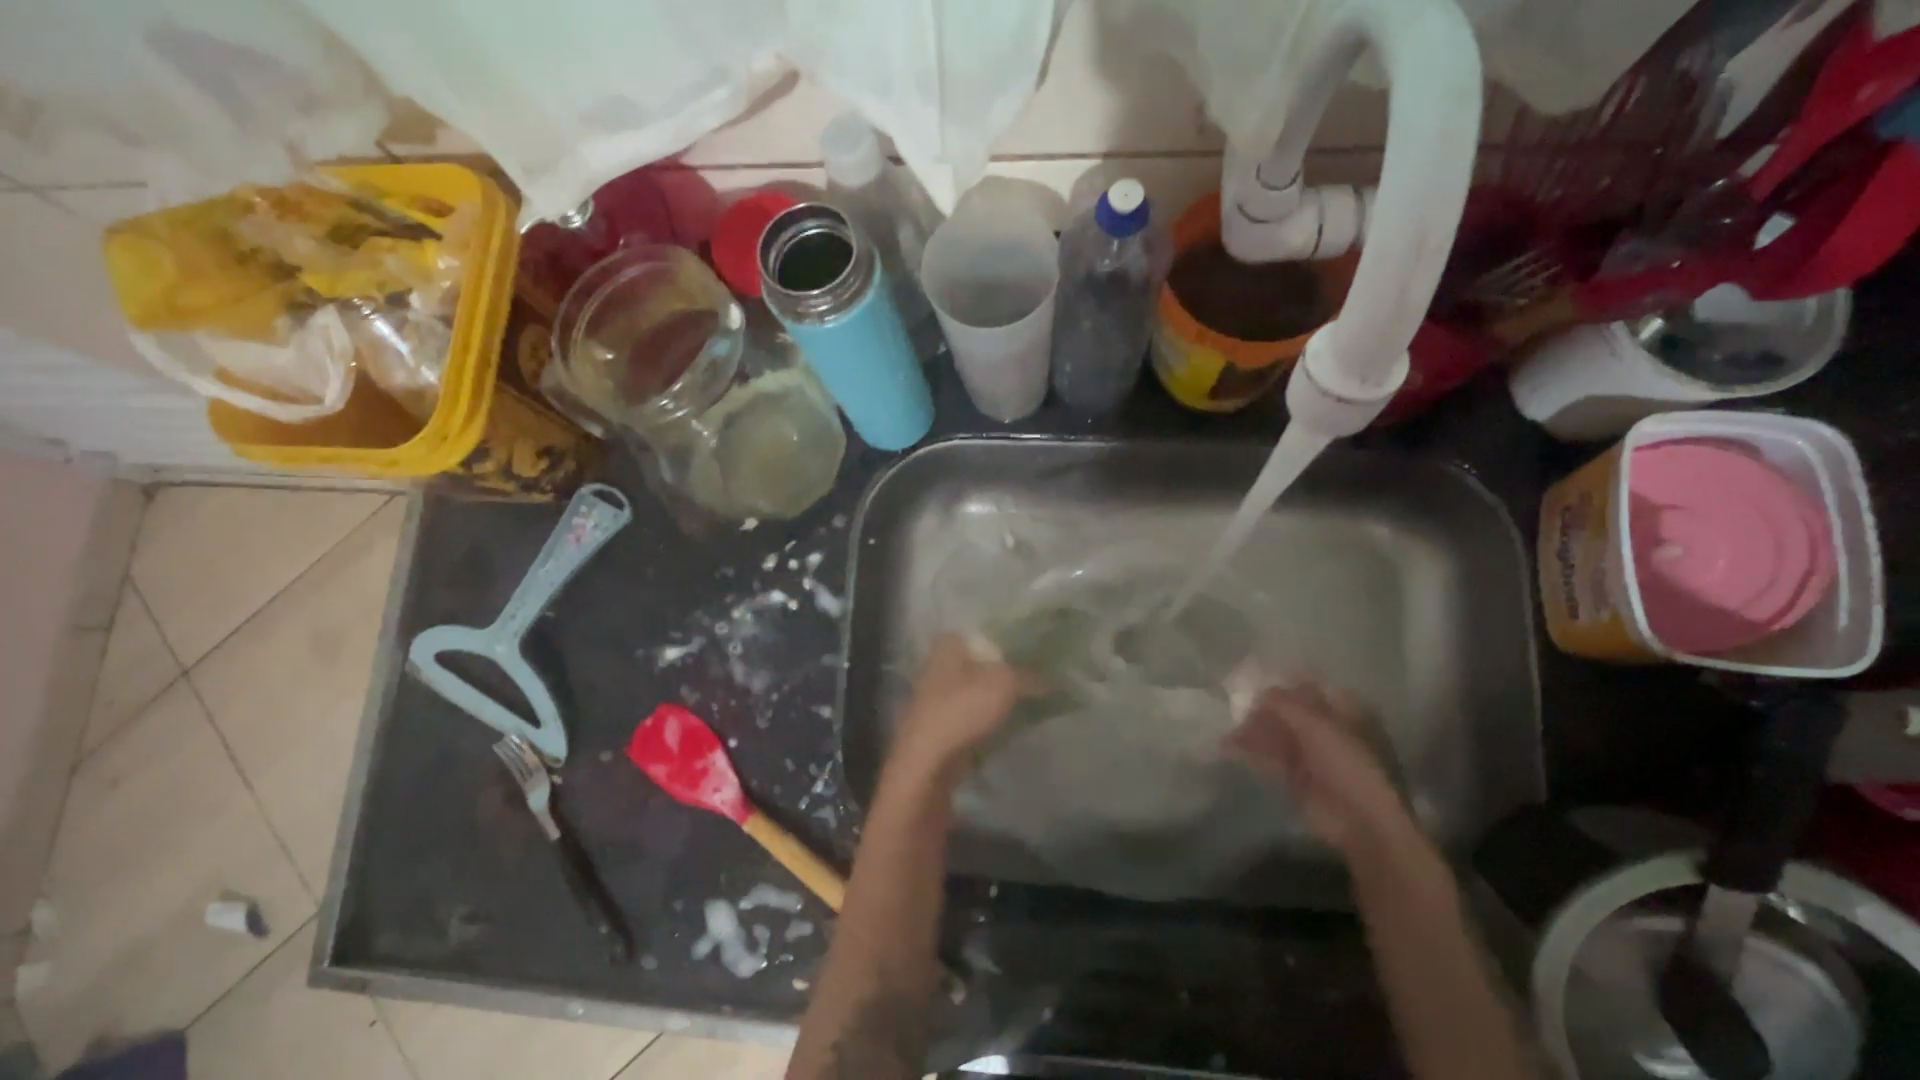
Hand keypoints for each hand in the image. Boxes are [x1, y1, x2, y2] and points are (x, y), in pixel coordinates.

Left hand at [888, 633, 1039, 783]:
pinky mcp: (941, 726)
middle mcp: (938, 665)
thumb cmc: (961, 711)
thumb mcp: (1005, 684)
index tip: (1039, 653)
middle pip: (983, 663)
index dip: (1013, 641)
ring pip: (979, 691)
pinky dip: (992, 719)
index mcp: (948, 645)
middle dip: (1010, 671)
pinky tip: (1013, 725)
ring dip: (1002, 698)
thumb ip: (1031, 676)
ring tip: (1035, 702)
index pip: (986, 633)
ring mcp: (937, 698)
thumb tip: (1056, 679)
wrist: (926, 764)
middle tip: (1044, 678)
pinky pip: (975, 716)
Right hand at [1225, 681, 1411, 853]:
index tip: (1253, 680)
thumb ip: (1285, 704)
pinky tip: (1228, 748)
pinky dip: (1250, 753)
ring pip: (1276, 736)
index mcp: (1343, 713)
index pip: (1309, 689)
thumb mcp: (1318, 727)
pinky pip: (1269, 760)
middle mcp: (1327, 732)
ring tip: (1227, 732)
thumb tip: (1259, 691)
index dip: (1282, 685)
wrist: (1360, 821)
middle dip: (1262, 710)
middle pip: (1289, 714)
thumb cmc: (1347, 764)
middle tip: (1235, 708)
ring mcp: (1311, 757)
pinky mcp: (1295, 780)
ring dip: (1253, 731)